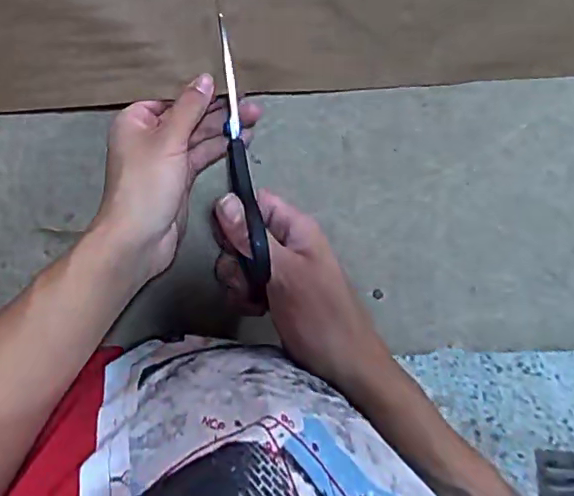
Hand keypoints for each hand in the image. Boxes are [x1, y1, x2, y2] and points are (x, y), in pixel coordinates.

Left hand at [89, 73, 261, 286]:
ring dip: (223, 128)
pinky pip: (201, 155)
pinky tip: (240, 139)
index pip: (172, 99)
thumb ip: (190, 108)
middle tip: (249, 105)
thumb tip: (205, 79)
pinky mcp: (178, 178)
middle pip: (187, 116)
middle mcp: (148, 136)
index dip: (200, 93)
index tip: (227, 87)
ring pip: (197, 136)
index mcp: (136, 120)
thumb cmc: (145, 185)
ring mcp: (164, 158)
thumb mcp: (169, 139)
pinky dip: (219, 147)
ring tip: (253, 118)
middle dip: (218, 111)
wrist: (138, 240)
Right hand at [213, 189, 394, 399]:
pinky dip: (245, 295)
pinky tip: (254, 310)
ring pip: (242, 259)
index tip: (227, 240)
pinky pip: (248, 282)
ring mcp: (282, 268)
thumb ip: (251, 237)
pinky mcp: (276, 292)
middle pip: (242, 231)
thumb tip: (223, 199)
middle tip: (244, 278)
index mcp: (295, 227)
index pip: (254, 202)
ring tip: (252, 299)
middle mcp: (287, 242)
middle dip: (234, 255)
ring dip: (238, 280)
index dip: (235, 215)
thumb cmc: (322, 317)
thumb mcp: (284, 273)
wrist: (350, 373)